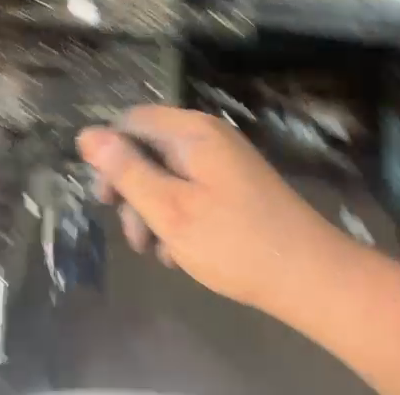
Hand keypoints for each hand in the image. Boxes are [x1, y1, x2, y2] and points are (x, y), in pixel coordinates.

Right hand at [79, 107, 346, 315]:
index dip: (109, 155)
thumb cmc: (234, 242)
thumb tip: (87, 134)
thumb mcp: (168, 210)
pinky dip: (179, 215)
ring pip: (168, 174)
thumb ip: (126, 171)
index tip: (105, 200)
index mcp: (191, 131)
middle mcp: (208, 136)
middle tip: (134, 237)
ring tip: (159, 252)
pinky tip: (182, 252)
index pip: (130, 121)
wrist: (312, 278)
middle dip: (133, 190)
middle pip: (149, 148)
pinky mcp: (236, 186)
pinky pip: (191, 188)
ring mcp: (225, 161)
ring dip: (153, 210)